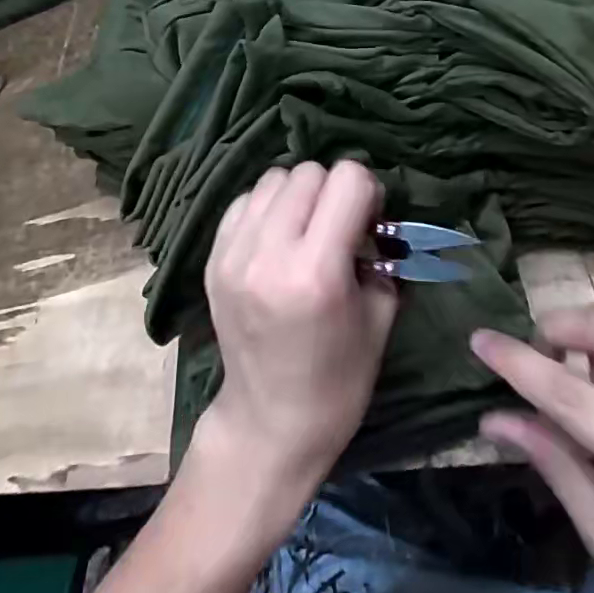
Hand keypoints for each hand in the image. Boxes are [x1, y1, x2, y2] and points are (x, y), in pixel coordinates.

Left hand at [203, 160, 399, 480]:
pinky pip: (243, 202)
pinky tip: (276, 239)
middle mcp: (268, 253)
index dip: (368, 192)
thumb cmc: (338, 379)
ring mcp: (233, 254)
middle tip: (340, 225)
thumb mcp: (380, 317)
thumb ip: (381, 254)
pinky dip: (265, 209)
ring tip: (305, 230)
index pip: (347, 180)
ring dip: (297, 195)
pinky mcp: (212, 259)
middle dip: (332, 191)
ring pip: (272, 179)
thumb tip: (375, 215)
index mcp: (317, 272)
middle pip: (308, 172)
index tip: (370, 220)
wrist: (269, 420)